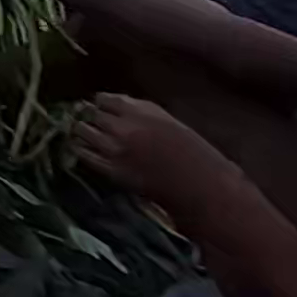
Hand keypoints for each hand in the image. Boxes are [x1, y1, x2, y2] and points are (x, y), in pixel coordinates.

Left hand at [75, 93, 248, 216]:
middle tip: (104, 130)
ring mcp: (115, 148)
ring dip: (86, 133)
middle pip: (90, 112)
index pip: (103, 99)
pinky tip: (89, 152)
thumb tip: (107, 103)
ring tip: (95, 140)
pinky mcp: (112, 169)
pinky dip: (82, 150)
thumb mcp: (172, 125)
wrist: (216, 198)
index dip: (105, 107)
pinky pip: (81, 152)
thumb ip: (139, 112)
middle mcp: (124, 126)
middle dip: (96, 120)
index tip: (108, 113)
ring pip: (80, 129)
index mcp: (142, 113)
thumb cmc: (202, 161)